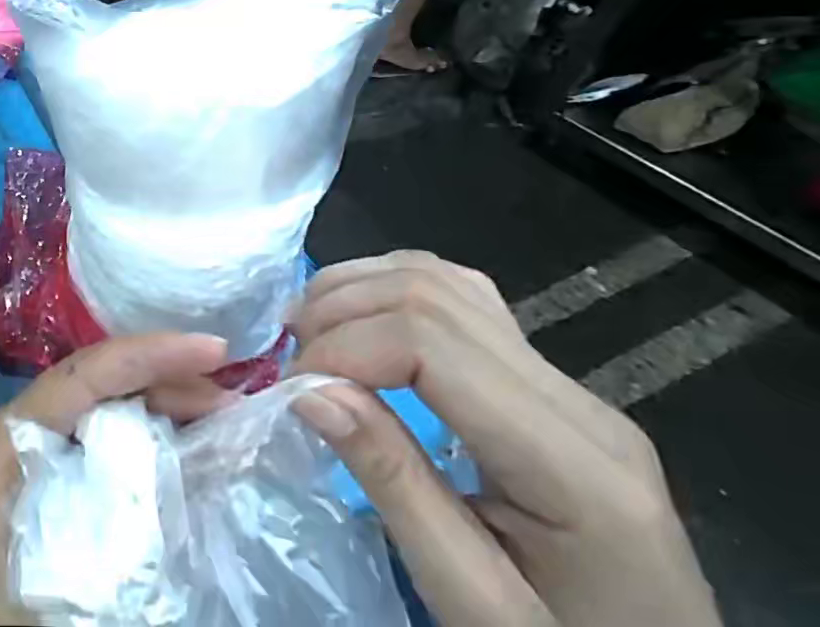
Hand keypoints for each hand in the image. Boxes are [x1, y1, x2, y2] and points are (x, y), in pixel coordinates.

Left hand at [0, 333, 231, 625]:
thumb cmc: (31, 610)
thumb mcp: (85, 554)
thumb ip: (140, 501)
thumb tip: (215, 453)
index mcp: (11, 434)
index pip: (84, 373)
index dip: (152, 354)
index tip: (217, 351)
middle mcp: (19, 428)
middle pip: (98, 381)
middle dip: (168, 377)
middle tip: (239, 392)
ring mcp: (35, 449)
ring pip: (107, 406)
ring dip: (167, 404)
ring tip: (229, 414)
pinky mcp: (55, 475)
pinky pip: (108, 438)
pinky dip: (155, 436)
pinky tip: (199, 446)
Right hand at [289, 251, 721, 626]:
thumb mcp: (472, 598)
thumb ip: (393, 485)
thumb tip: (307, 391)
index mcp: (575, 464)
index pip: (432, 343)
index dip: (342, 349)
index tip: (292, 391)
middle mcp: (579, 402)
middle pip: (431, 294)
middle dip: (336, 312)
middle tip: (292, 362)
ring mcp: (565, 383)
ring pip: (439, 278)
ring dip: (353, 292)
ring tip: (310, 338)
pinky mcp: (540, 380)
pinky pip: (454, 295)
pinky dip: (384, 293)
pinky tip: (354, 326)